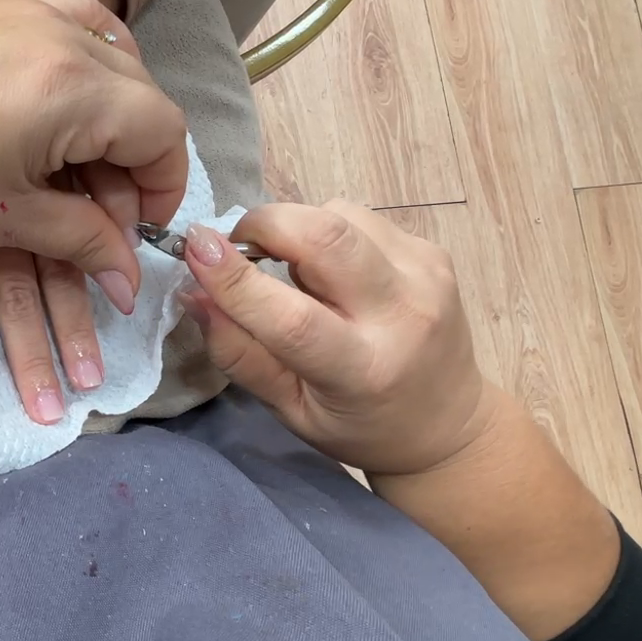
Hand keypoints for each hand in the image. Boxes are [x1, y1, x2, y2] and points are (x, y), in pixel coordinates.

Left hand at [0, 0, 132, 421]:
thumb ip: (83, 242)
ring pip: (114, 59)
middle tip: (106, 217)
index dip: (163, 191)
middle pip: (143, 96)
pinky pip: (74, 22)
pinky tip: (70, 101)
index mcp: (74, 86)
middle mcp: (63, 33)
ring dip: (115, 117)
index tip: (136, 236)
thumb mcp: (7, 219)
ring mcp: (29, 11)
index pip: (164, 132)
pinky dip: (87, 65)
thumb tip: (131, 279)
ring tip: (88, 169)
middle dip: (136, 164)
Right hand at [177, 201, 497, 475]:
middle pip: (326, 236)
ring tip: (289, 269)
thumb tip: (193, 295)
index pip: (290, 316)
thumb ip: (239, 353)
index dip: (234, 278)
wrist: (447, 423)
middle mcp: (402, 315)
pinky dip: (325, 230)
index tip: (194, 246)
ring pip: (340, 214)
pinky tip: (327, 270)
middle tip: (236, 245)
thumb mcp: (287, 410)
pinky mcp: (434, 252)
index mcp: (362, 370)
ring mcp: (426, 275)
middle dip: (265, 224)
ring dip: (295, 228)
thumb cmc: (355, 426)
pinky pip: (359, 218)